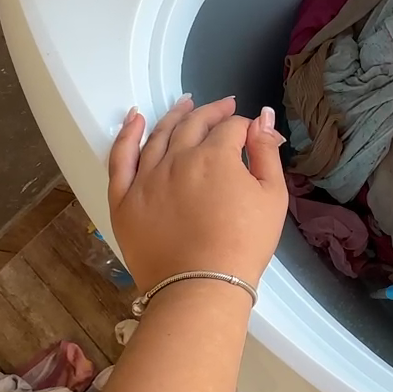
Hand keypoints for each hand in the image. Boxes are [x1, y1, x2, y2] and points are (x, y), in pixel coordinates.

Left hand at [107, 96, 288, 292]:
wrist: (201, 288)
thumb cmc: (244, 243)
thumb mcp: (272, 195)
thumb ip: (266, 152)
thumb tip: (262, 118)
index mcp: (216, 156)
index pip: (231, 127)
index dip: (245, 126)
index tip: (253, 133)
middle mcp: (178, 158)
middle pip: (195, 123)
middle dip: (213, 111)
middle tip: (224, 106)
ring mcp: (147, 177)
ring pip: (160, 134)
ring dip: (175, 115)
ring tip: (185, 103)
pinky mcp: (124, 199)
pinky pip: (120, 159)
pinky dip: (127, 134)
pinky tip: (135, 118)